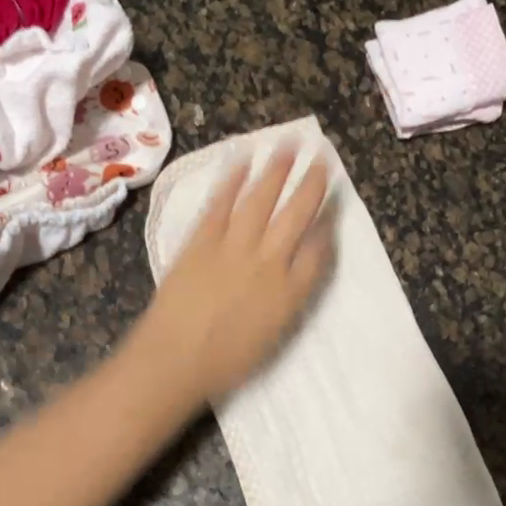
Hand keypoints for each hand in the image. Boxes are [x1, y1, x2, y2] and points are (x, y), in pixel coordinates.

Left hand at [132, 148, 334, 404]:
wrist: (174, 360)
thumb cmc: (224, 361)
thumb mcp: (272, 335)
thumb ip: (291, 298)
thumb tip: (303, 266)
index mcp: (289, 293)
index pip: (318, 251)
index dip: (327, 225)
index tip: (332, 207)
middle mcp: (268, 263)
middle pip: (296, 215)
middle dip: (311, 184)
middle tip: (321, 157)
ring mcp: (233, 248)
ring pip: (261, 200)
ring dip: (276, 170)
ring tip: (288, 144)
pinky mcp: (201, 241)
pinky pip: (221, 204)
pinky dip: (232, 180)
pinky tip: (242, 159)